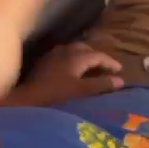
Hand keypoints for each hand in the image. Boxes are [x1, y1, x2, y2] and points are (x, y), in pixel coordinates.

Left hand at [4, 43, 123, 107]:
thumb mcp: (81, 91)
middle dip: (97, 57)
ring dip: (84, 57)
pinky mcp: (45, 62)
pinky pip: (63, 56)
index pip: (98, 55)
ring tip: (91, 68)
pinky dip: (73, 60)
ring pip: (73, 50)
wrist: (28, 98)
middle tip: (106, 67)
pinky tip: (72, 70)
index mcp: (76, 56)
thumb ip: (101, 84)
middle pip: (86, 49)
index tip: (120, 71)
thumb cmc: (56, 94)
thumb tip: (120, 81)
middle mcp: (65, 50)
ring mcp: (53, 55)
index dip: (110, 62)